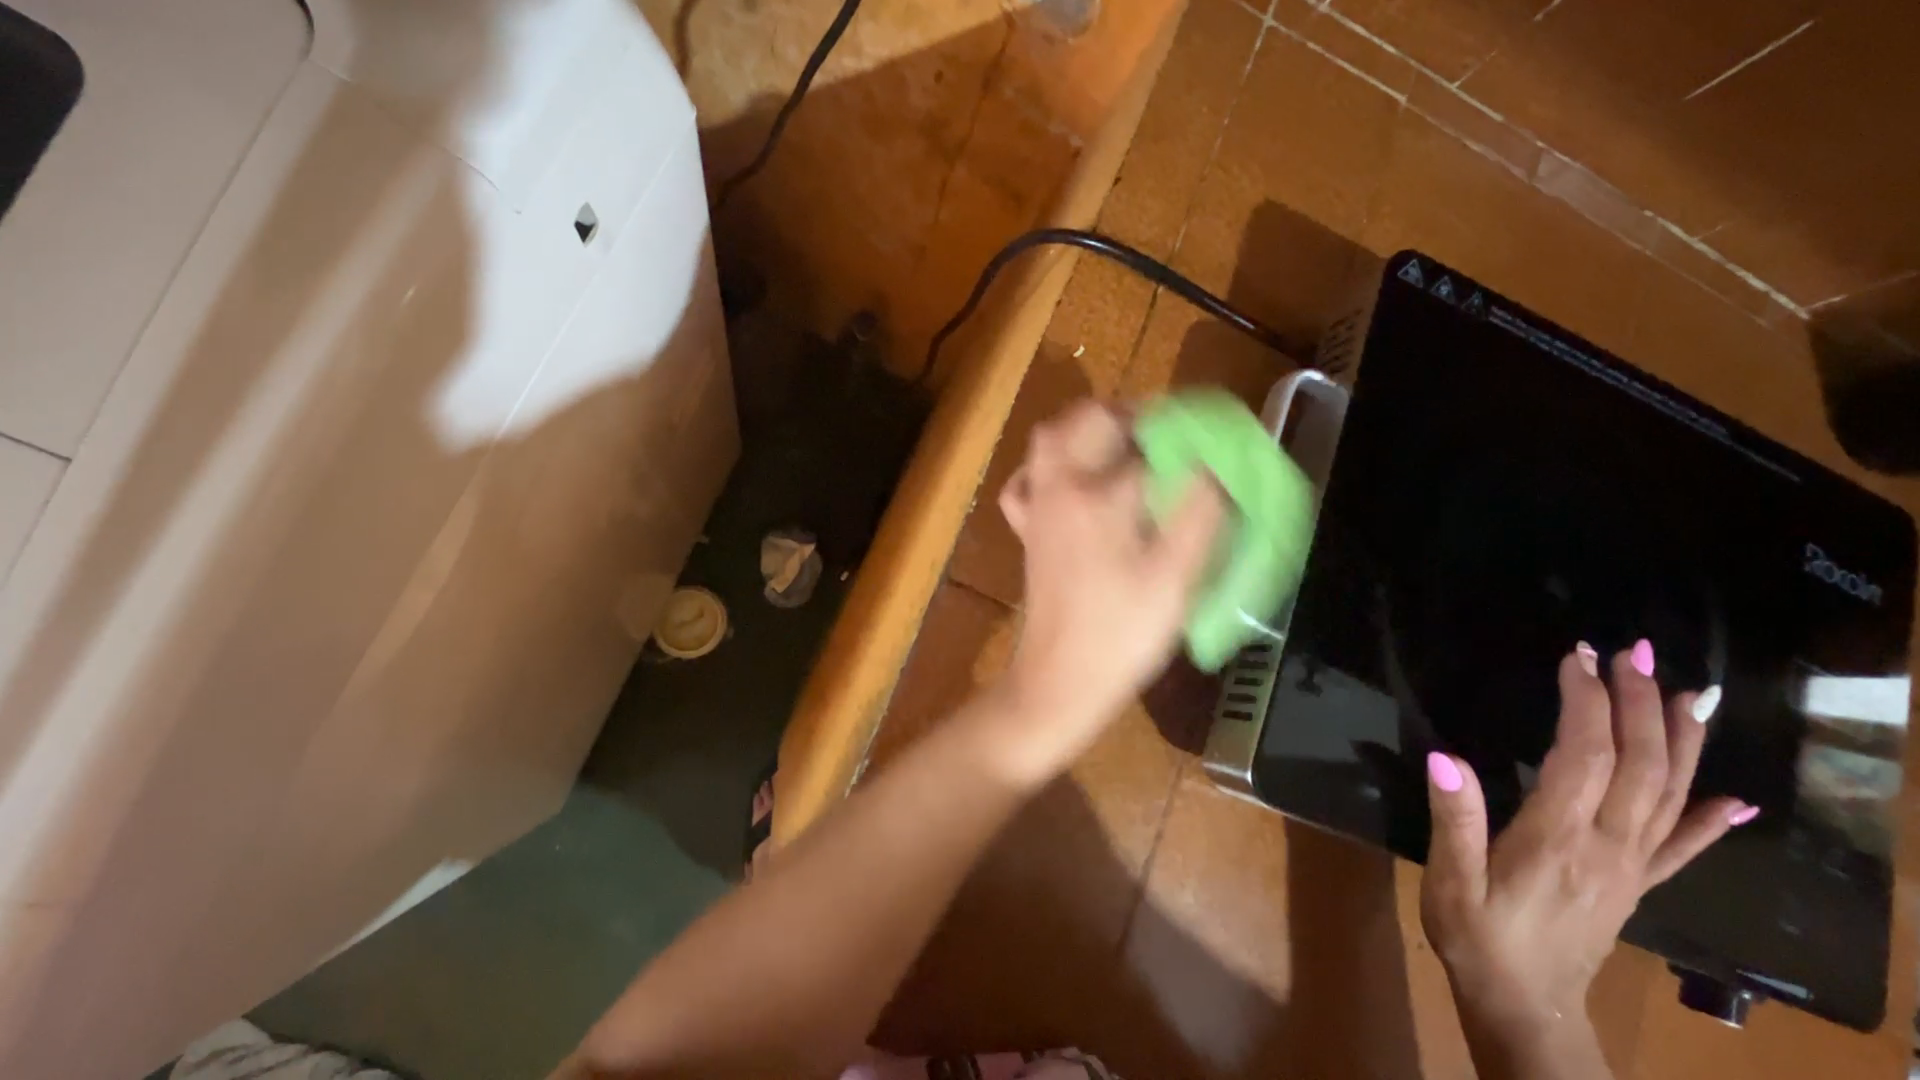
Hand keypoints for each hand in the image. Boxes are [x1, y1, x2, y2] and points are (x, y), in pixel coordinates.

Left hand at [989, 400, 1225, 781]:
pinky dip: (1048, 471)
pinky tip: (1073, 487)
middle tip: (1164, 435)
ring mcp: (1036, 510)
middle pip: (1084, 419)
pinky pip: (1028, 483)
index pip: (1146, 439)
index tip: (1211, 442)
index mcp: (1097, 494)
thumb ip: (1200, 514)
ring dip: (1086, 432)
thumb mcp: (1176, 577)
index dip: (1183, 435)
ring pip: (1050, 442)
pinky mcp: (1027, 535)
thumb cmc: (1121, 634)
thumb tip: (1216, 468)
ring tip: (1126, 450)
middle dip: (1126, 415)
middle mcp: (1058, 488)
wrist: (1058, 682)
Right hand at [1420, 641, 1753, 1070]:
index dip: (1586, 702)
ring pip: (1671, 795)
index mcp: (1558, 838)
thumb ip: (1454, 820)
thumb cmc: (1478, 937)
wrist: (1524, 1005)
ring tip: (1688, 693)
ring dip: (1681, 740)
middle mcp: (1608, 846)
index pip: (1586, 756)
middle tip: (1632, 653)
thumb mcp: (1449, 881)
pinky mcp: (1638, 885)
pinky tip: (1735, 800)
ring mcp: (1631, 867)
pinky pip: (1683, 848)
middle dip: (1638, 703)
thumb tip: (1446, 758)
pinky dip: (1712, 820)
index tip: (1577, 657)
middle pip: (1640, 765)